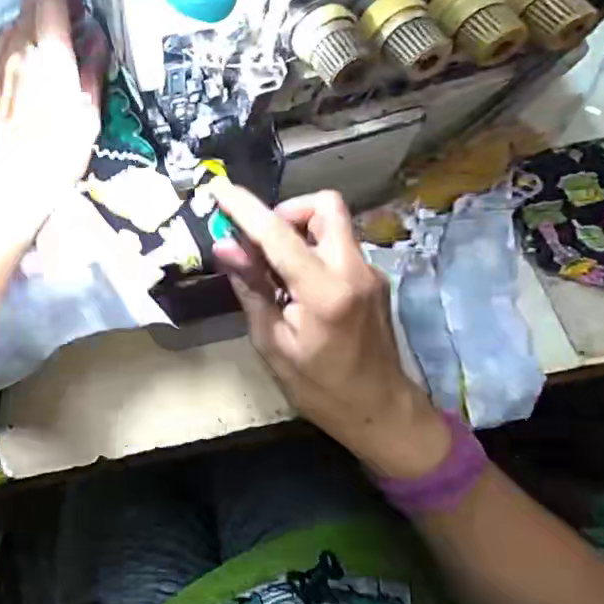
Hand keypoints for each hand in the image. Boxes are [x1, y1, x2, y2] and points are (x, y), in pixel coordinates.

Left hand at [0, 0, 103, 266]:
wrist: (3, 187)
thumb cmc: (53, 157)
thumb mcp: (88, 115)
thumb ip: (92, 70)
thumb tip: (96, 41)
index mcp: (46, 52)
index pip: (52, 0)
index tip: (84, 7)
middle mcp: (15, 51)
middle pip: (28, 8)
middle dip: (51, 8)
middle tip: (72, 27)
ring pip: (11, 28)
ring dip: (33, 28)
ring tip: (52, 50)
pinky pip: (0, 52)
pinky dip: (17, 49)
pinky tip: (29, 73)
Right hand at [211, 183, 449, 479]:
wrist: (382, 412)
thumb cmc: (320, 389)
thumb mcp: (273, 344)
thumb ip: (252, 289)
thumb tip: (225, 247)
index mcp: (325, 292)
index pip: (279, 234)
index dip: (245, 208)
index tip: (221, 191)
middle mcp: (354, 270)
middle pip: (325, 205)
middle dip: (286, 210)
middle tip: (261, 242)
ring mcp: (370, 272)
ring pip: (333, 223)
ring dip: (299, 230)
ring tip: (274, 270)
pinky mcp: (374, 279)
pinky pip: (339, 245)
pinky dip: (312, 250)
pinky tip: (296, 286)